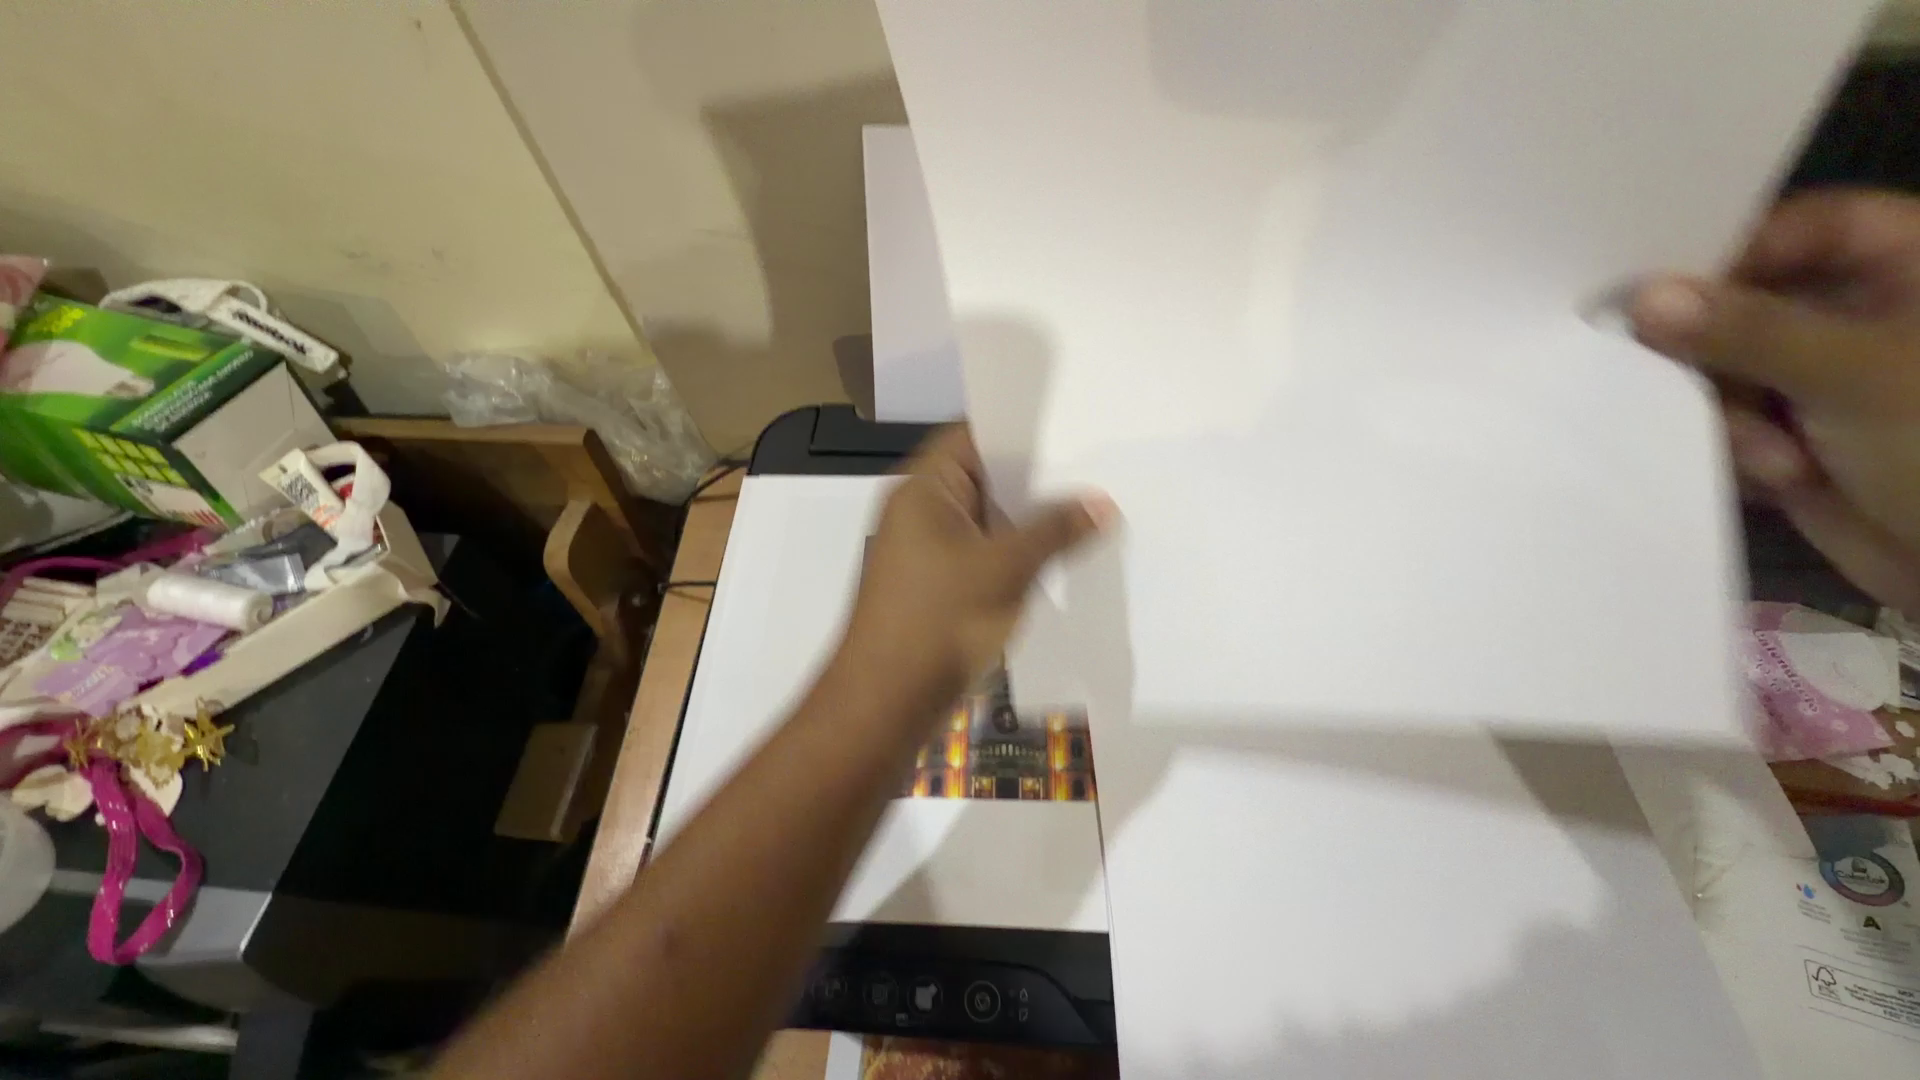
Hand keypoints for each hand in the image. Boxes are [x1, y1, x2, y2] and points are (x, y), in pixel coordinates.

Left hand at [839, 426, 1114, 712]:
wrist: (884, 703)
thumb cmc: (939, 622)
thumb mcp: (1006, 569)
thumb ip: (1056, 531)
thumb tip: (1102, 503)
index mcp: (923, 488)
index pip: (975, 435)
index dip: (1024, 431)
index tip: (1076, 430)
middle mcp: (920, 511)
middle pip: (985, 478)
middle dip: (1038, 480)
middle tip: (1098, 472)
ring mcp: (926, 551)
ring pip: (987, 521)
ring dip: (1030, 522)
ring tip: (1092, 512)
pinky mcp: (936, 588)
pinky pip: (982, 556)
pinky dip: (1015, 555)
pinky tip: (1060, 560)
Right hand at [1633, 188, 1919, 613]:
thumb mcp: (1856, 375)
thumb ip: (1746, 331)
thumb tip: (1643, 297)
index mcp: (1913, 272)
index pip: (1806, 228)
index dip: (1735, 252)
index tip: (1657, 295)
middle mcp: (1866, 316)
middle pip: (1746, 304)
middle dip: (1716, 355)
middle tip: (1685, 383)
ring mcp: (1826, 380)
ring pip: (1726, 369)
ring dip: (1731, 415)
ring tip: (1775, 458)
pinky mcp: (1797, 434)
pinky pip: (1727, 421)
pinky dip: (1733, 448)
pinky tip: (1773, 476)